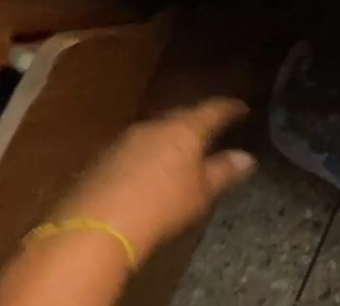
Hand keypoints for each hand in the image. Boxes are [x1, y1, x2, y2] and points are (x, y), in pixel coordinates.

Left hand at [53, 98, 256, 261]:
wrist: (92, 230)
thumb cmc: (160, 206)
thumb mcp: (200, 193)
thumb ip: (224, 171)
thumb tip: (247, 158)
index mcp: (186, 127)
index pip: (214, 108)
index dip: (230, 108)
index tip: (242, 108)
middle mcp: (156, 126)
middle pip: (182, 116)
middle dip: (196, 122)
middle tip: (208, 131)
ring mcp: (124, 141)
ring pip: (154, 132)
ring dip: (167, 139)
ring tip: (177, 153)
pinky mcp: (99, 161)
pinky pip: (132, 150)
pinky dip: (144, 156)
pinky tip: (145, 172)